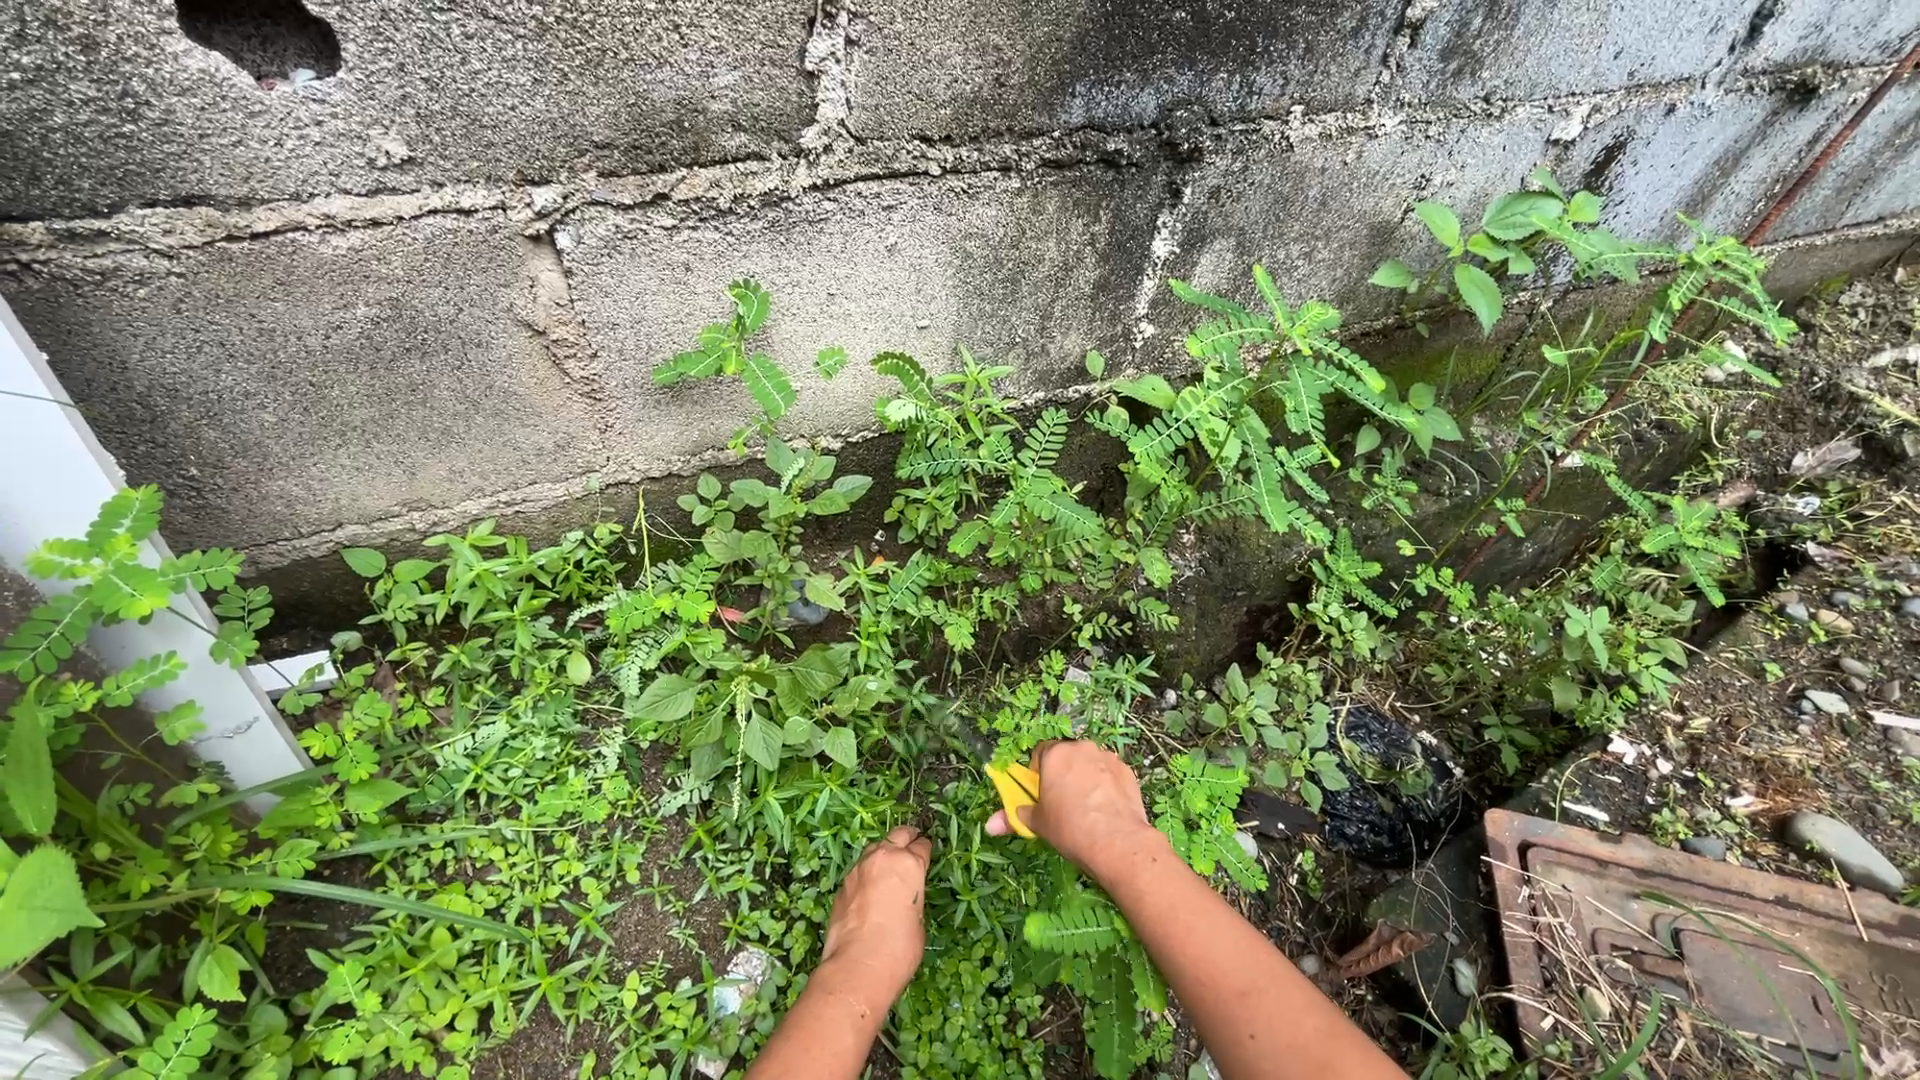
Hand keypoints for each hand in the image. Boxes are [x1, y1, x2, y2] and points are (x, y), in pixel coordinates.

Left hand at [816, 825, 932, 1007]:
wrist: (858, 966)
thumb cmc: (900, 948)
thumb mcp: (919, 919)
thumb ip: (913, 898)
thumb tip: (904, 899)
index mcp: (909, 864)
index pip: (922, 846)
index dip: (926, 850)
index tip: (927, 853)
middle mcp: (883, 858)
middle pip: (898, 835)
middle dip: (907, 838)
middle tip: (912, 845)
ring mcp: (860, 869)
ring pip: (875, 849)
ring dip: (884, 853)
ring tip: (889, 868)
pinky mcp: (843, 884)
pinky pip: (860, 870)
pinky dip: (867, 874)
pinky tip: (870, 890)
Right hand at [985, 740, 1159, 884]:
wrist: (1117, 842)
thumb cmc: (1069, 828)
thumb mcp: (1038, 824)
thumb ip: (1013, 818)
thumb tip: (990, 825)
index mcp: (1055, 754)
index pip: (1040, 753)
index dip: (1039, 773)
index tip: (1041, 794)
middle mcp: (1081, 747)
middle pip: (1066, 757)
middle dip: (1063, 775)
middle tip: (1062, 803)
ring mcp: (1107, 757)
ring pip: (1090, 764)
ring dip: (1086, 778)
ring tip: (1087, 809)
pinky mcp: (1127, 771)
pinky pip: (1110, 775)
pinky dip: (1106, 787)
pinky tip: (1106, 810)